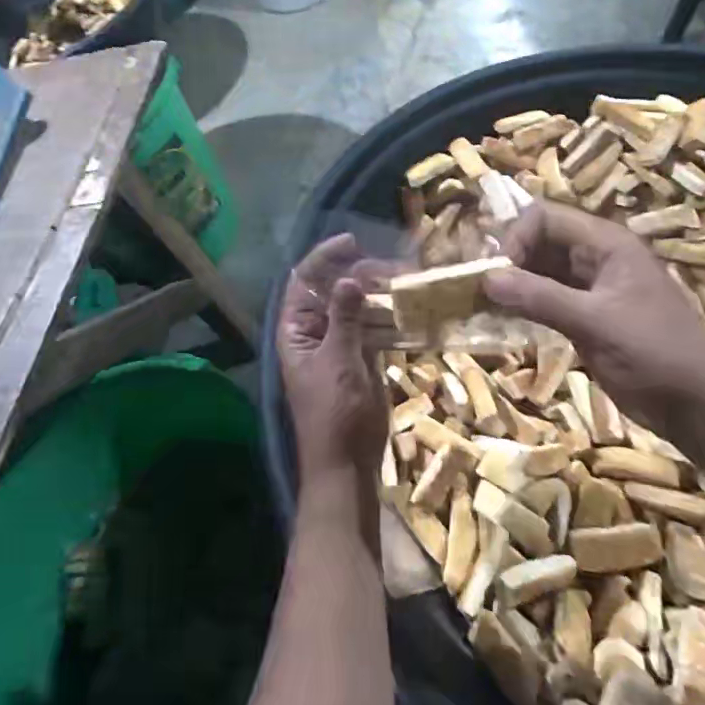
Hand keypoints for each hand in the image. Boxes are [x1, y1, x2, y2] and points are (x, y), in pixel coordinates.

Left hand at [278, 235, 387, 485]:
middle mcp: (315, 333)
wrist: (348, 462)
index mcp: (297, 331)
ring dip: (378, 292)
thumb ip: (345, 319)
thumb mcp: (338, 362)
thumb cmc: (334, 413)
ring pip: (357, 308)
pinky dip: (388, 315)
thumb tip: (349, 278)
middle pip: (333, 291)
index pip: (304, 282)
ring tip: (404, 277)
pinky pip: (373, 328)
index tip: (352, 241)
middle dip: (359, 273)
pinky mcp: (361, 359)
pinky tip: (408, 304)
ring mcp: (340, 346)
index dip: (324, 257)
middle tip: (390, 265)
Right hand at [482, 203, 704, 430]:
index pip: (545, 217)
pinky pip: (545, 300)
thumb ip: (540, 297)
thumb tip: (486, 276)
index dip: (515, 237)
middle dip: (508, 259)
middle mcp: (596, 257)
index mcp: (606, 243)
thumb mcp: (596, 322)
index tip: (495, 273)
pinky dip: (523, 305)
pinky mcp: (585, 317)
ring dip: (511, 284)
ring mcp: (590, 288)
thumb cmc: (655, 354)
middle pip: (539, 241)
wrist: (699, 405)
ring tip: (482, 305)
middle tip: (478, 289)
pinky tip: (500, 320)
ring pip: (539, 271)